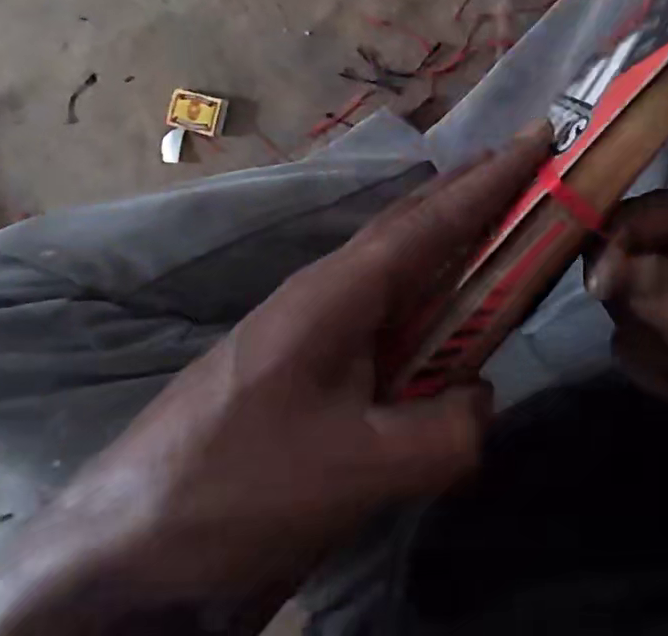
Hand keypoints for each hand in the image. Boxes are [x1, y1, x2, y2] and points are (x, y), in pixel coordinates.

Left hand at [0, 124, 555, 634]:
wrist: (130, 530)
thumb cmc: (237, 486)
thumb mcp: (357, 471)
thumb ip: (444, 433)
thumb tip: (482, 398)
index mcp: (337, 293)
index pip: (429, 221)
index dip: (489, 180)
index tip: (536, 138)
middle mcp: (326, 292)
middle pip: (412, 227)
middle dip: (472, 193)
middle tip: (527, 169)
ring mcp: (312, 324)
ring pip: (398, 269)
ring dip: (450, 245)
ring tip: (499, 236)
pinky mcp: (306, 361)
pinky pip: (383, 315)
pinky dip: (426, 302)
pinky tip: (443, 323)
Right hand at [587, 193, 667, 482]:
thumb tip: (609, 266)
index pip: (659, 212)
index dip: (623, 234)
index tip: (600, 278)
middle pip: (627, 248)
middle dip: (631, 292)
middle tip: (660, 332)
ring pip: (620, 296)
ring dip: (645, 335)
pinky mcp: (664, 342)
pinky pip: (624, 338)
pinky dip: (647, 365)